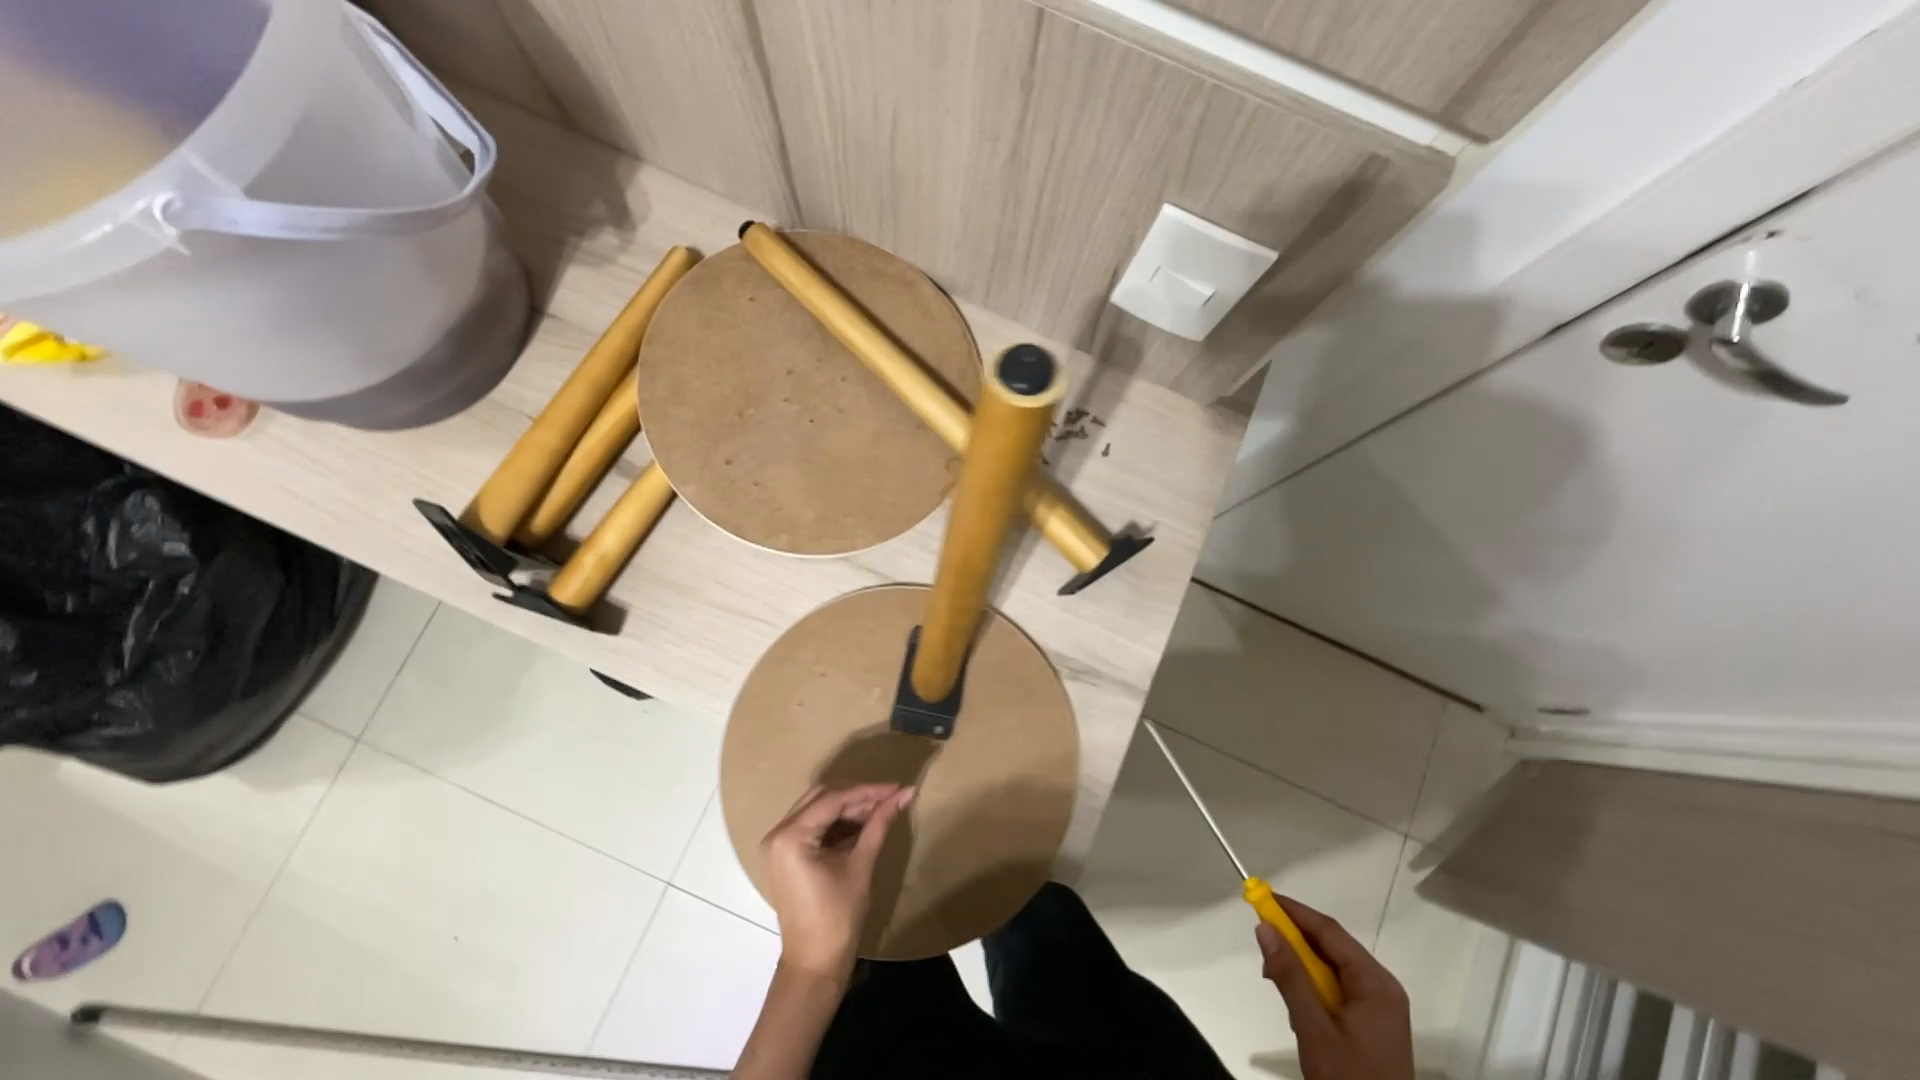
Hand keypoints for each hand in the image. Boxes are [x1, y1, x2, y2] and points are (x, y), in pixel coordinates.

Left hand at [761, 783, 914, 979]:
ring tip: (883, 808)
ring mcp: (779, 844)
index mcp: (790, 837)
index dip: (868, 791)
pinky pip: (813, 826)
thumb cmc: (837, 917)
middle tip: (891, 796)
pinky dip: (838, 823)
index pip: (832, 799)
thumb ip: (879, 824)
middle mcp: (778, 834)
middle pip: (822, 798)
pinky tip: (864, 823)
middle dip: (858, 796)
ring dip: (849, 807)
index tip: (898, 787)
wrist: (816, 962)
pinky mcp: (786, 855)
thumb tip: (904, 794)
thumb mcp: (860, 866)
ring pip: (818, 809)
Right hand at [1256, 896, 1414, 1079]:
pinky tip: (1298, 1006)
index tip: (1262, 898)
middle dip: (1296, 941)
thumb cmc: (1348, 1079)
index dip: (1295, 912)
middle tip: (1262, 944)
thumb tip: (1265, 928)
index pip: (1330, 932)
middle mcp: (1383, 989)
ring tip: (1276, 980)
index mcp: (1376, 984)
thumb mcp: (1313, 1028)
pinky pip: (1340, 992)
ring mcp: (1381, 1009)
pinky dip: (1315, 990)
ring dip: (1303, 969)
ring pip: (1334, 971)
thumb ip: (1289, 976)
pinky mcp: (1374, 1026)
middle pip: (1334, 948)